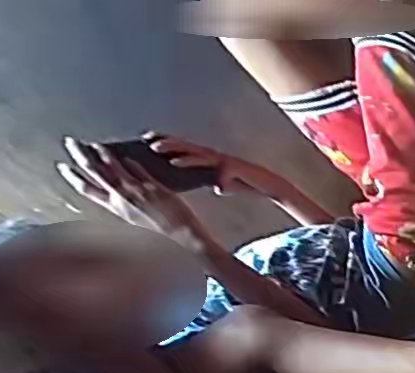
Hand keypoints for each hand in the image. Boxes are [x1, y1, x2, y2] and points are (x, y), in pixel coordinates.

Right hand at [58, 138, 209, 249]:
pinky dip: (130, 162)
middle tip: (72, 142)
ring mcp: (138, 190)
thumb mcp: (137, 226)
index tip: (62, 166)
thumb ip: (125, 212)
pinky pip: (138, 169)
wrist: (188, 241)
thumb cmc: (166, 239)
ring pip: (112, 164)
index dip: (72, 176)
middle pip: (93, 169)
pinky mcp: (155, 188)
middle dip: (79, 154)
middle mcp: (122, 197)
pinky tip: (128, 158)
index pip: (85, 189)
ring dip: (102, 152)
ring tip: (96, 144)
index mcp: (115, 208)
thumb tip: (118, 203)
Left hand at [144, 133, 276, 197]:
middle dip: (170, 145)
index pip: (182, 146)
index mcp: (207, 157)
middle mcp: (214, 156)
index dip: (164, 142)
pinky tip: (218, 189)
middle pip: (188, 147)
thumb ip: (206, 178)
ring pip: (203, 157)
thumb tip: (194, 182)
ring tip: (174, 162)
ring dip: (188, 159)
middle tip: (151, 146)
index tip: (145, 141)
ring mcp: (226, 162)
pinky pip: (228, 175)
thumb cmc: (244, 181)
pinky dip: (223, 182)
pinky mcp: (240, 171)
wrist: (270, 184)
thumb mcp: (220, 179)